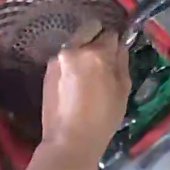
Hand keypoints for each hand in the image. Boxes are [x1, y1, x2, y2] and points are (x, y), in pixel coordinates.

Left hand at [34, 29, 128, 169]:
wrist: (69, 140)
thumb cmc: (102, 119)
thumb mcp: (122, 90)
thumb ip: (121, 62)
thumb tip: (120, 46)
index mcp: (96, 54)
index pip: (110, 34)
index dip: (116, 43)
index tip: (116, 53)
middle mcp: (74, 49)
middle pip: (89, 29)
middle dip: (98, 37)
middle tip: (103, 57)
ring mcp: (57, 58)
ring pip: (75, 42)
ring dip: (83, 49)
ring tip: (88, 71)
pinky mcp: (47, 69)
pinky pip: (64, 56)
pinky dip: (72, 61)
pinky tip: (76, 80)